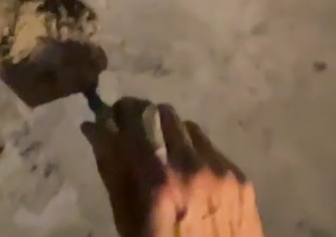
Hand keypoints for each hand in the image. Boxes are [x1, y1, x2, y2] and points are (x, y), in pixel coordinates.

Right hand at [82, 99, 262, 236]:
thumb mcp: (128, 222)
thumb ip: (112, 170)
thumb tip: (94, 127)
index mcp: (159, 181)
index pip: (132, 119)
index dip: (119, 112)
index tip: (113, 116)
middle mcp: (192, 167)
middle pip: (163, 113)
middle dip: (147, 120)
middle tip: (140, 135)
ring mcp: (221, 171)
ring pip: (189, 127)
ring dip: (174, 136)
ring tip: (169, 160)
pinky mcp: (241, 179)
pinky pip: (211, 149)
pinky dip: (197, 156)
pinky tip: (195, 181)